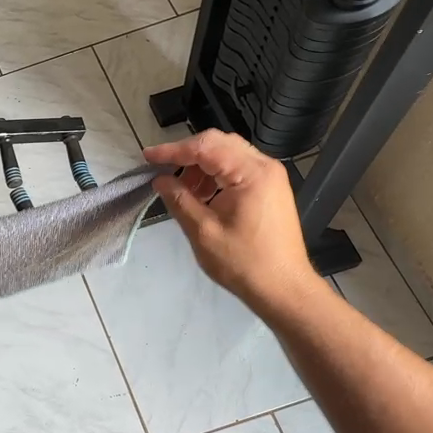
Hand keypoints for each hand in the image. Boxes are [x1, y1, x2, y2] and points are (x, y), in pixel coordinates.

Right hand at [144, 132, 332, 320]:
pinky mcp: (271, 188)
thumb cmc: (244, 263)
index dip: (173, 151)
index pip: (205, 147)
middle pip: (218, 143)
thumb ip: (179, 199)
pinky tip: (202, 195)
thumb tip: (160, 180)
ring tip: (182, 189)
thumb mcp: (203, 232)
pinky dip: (216, 174)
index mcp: (251, 174)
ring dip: (201, 165)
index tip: (148, 158)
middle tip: (163, 171)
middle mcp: (265, 167)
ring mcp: (271, 177)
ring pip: (228, 153)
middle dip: (187, 154)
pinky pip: (238, 168)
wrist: (284, 289)